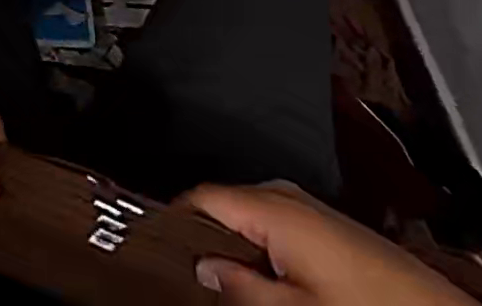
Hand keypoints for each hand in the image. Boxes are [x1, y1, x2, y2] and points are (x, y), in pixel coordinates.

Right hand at [183, 182, 476, 305]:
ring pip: (249, 215)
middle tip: (190, 272)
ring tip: (224, 279)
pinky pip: (274, 223)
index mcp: (271, 207)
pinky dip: (260, 245)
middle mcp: (285, 195)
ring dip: (234, 243)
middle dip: (206, 235)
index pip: (203, 195)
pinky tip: (262, 278)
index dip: (175, 217)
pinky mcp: (326, 223)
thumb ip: (241, 287)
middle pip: (225, 204)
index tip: (156, 242)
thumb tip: (203, 266)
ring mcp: (308, 206)